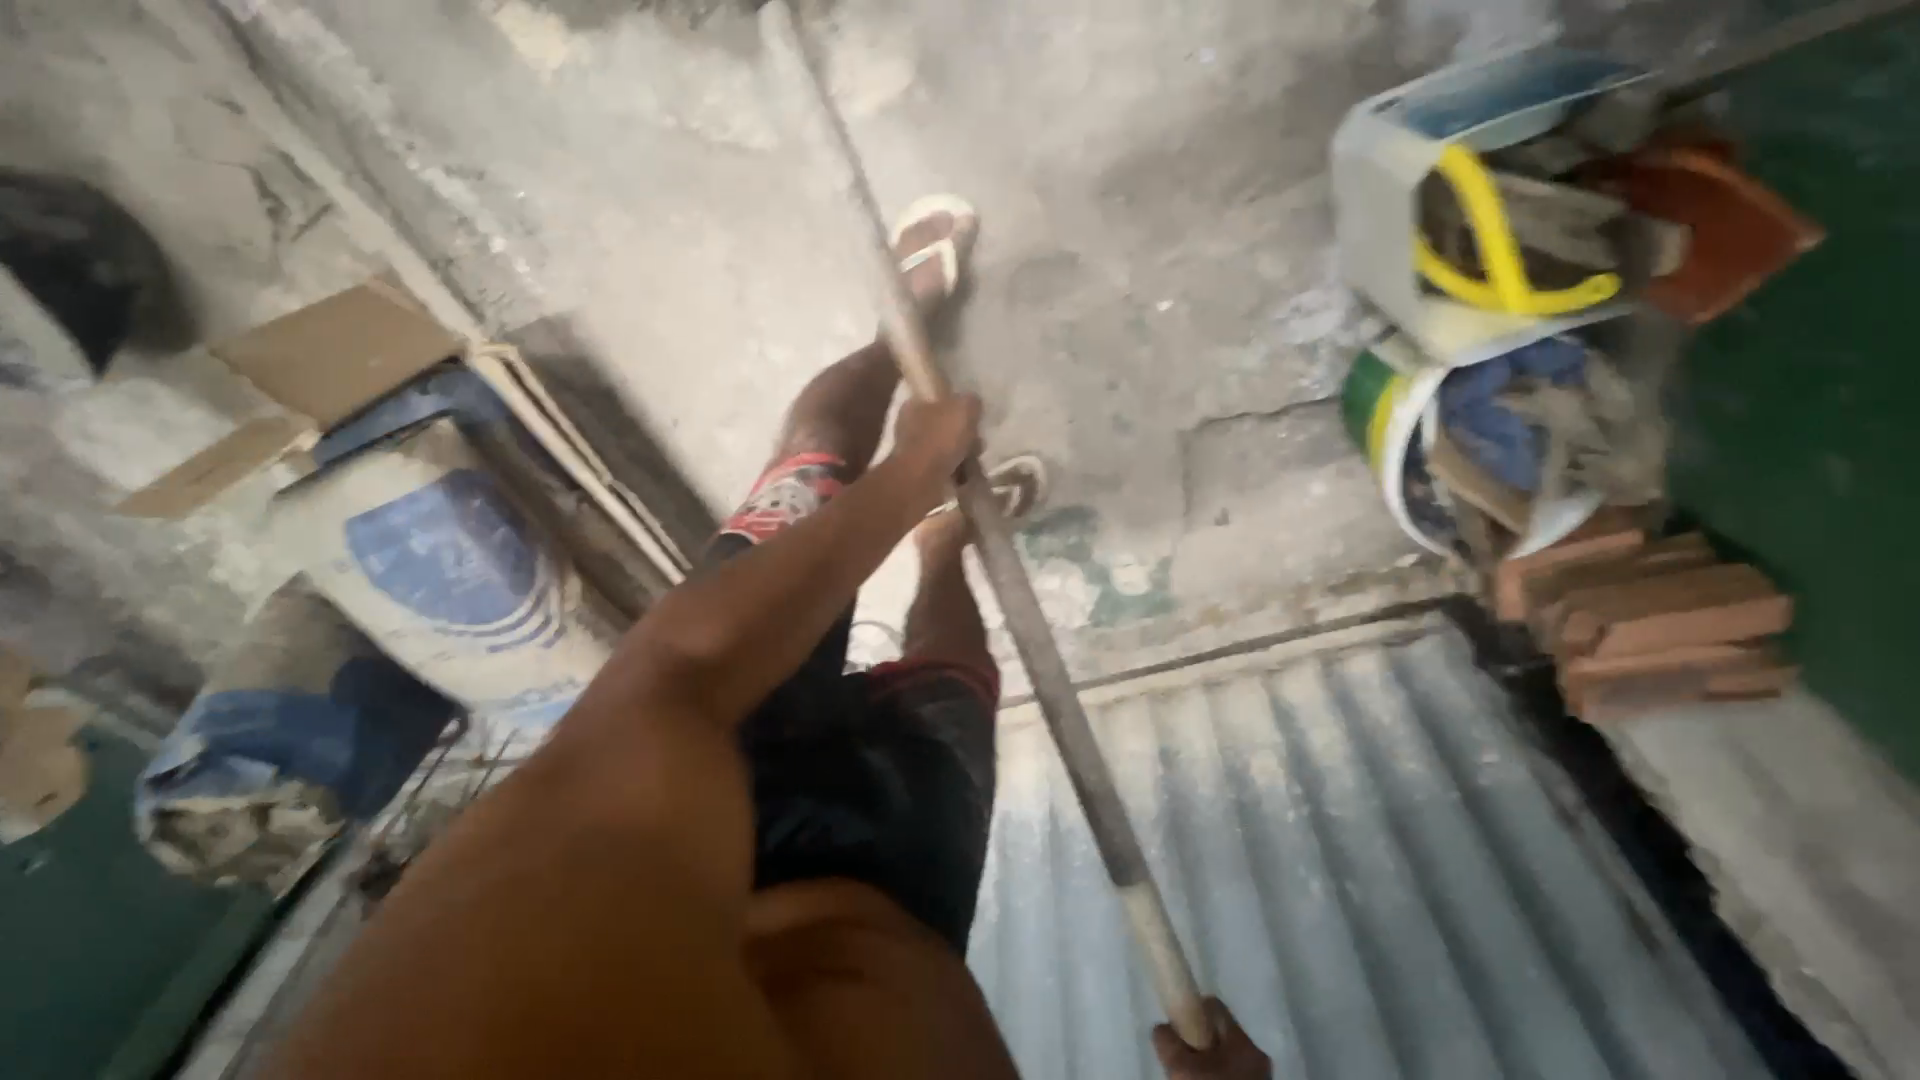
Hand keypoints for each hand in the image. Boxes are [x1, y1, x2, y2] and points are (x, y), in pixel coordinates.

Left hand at [886, 393, 980, 510]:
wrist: (922, 480)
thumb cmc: (940, 438)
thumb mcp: (964, 407)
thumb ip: (970, 401)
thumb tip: (973, 404)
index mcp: (914, 404)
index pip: (938, 399)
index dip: (957, 407)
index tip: (974, 417)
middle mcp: (909, 426)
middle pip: (944, 426)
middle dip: (963, 435)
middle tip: (977, 443)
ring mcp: (912, 452)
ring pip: (946, 449)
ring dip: (962, 456)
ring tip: (975, 463)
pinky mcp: (919, 475)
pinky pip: (945, 470)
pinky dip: (957, 474)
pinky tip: (967, 477)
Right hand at [1152, 999, 1270, 1079]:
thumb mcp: (1180, 1069)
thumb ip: (1167, 1042)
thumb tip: (1164, 1028)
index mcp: (1244, 1044)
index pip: (1214, 1007)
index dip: (1191, 1010)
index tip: (1176, 1028)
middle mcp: (1256, 1057)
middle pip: (1218, 1034)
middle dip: (1196, 1042)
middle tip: (1180, 1059)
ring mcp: (1259, 1079)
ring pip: (1224, 1057)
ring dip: (1204, 1064)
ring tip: (1188, 1078)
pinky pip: (1229, 1076)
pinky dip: (1213, 1077)